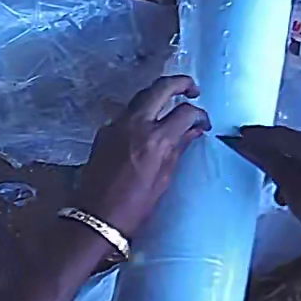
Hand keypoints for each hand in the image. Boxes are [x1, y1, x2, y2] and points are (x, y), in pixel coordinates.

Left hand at [71, 75, 210, 239]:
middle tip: (193, 90)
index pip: (185, 112)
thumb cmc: (135, 206)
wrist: (96, 218)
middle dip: (180, 83)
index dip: (200, 114)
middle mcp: (135, 124)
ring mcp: (116, 124)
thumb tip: (194, 131)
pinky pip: (127, 112)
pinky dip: (142, 111)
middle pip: (160, 87)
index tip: (204, 122)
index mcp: (155, 140)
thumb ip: (178, 148)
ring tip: (172, 102)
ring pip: (141, 96)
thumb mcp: (164, 179)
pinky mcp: (104, 130)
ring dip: (159, 94)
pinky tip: (148, 123)